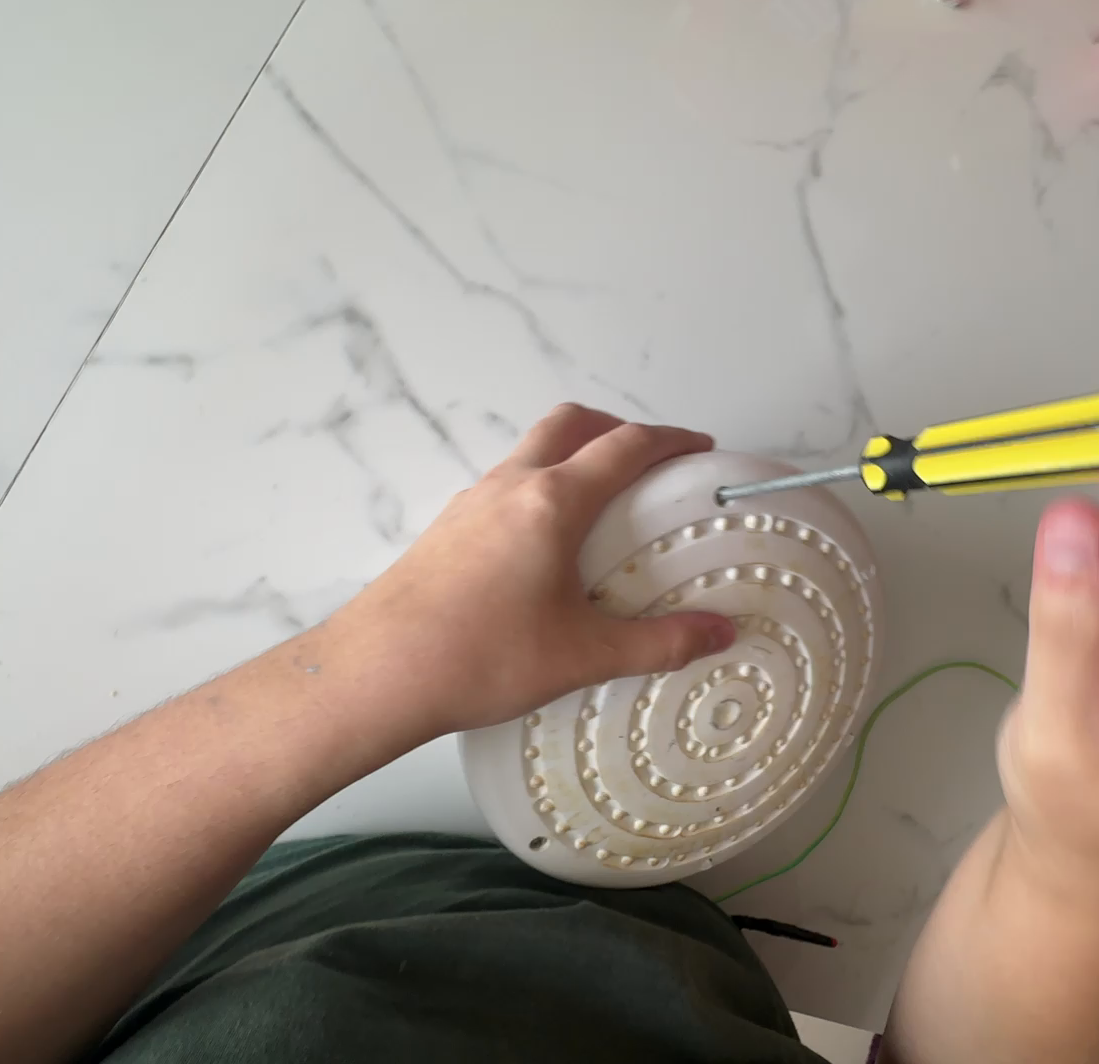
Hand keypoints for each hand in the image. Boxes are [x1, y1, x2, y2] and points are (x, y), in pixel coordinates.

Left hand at [324, 404, 735, 737]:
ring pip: (533, 449)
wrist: (375, 675)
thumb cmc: (483, 656)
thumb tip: (722, 633)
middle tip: (649, 466)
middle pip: (571, 422)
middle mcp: (511, 485)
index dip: (670, 440)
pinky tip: (545, 543)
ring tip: (602, 505)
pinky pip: (507, 481)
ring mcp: (472, 501)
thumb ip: (660, 643)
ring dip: (575, 454)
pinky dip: (541, 484)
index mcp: (553, 501)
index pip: (625, 446)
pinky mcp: (448, 525)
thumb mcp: (584, 655)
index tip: (700, 449)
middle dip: (617, 429)